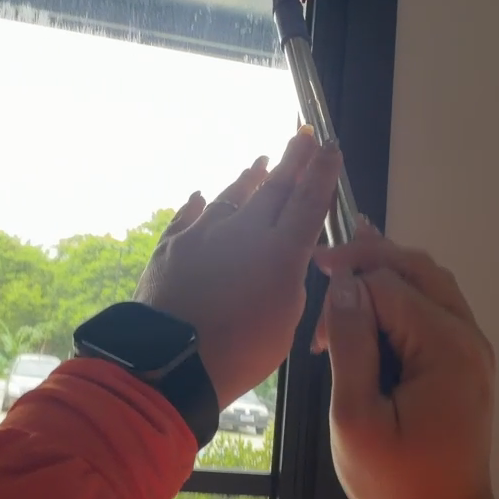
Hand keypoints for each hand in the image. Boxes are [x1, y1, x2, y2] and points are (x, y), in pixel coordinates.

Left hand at [136, 129, 341, 406]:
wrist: (169, 362)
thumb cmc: (240, 352)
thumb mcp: (285, 320)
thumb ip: (289, 279)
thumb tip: (286, 255)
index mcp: (280, 251)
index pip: (308, 201)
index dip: (321, 172)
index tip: (329, 146)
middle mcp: (244, 230)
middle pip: (273, 187)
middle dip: (291, 159)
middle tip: (301, 136)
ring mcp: (203, 233)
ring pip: (230, 196)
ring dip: (248, 179)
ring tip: (259, 163)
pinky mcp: (171, 244)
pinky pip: (188, 216)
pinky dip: (197, 205)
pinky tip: (199, 196)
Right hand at [315, 224, 497, 498]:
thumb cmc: (393, 480)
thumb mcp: (355, 416)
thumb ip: (350, 344)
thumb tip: (344, 284)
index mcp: (446, 349)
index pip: (386, 286)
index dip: (344, 293)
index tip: (313, 336)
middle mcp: (468, 337)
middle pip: (416, 268)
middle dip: (367, 260)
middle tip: (322, 265)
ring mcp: (472, 347)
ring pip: (429, 279)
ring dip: (385, 272)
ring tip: (342, 268)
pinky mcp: (465, 359)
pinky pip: (435, 304)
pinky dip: (401, 290)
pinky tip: (373, 289)